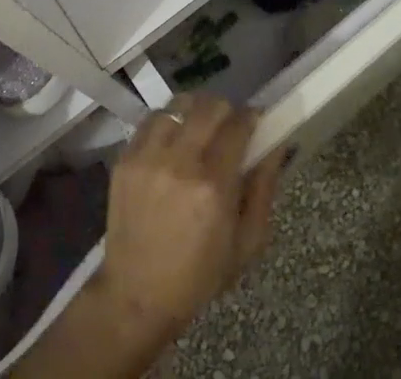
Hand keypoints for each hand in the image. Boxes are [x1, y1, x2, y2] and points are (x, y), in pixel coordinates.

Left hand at [93, 93, 287, 336]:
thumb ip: (265, 188)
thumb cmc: (199, 275)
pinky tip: (173, 141)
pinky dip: (167, 122)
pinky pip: (150, 121)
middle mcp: (179, 163)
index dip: (252, 117)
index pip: (238, 124)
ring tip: (199, 129)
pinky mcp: (124, 161)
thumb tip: (276, 145)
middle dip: (226, 110)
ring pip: (177, 105)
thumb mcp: (248, 242)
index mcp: (214, 186)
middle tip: (229, 127)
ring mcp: (147, 159)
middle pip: (209, 106)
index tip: (256, 122)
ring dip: (195, 111)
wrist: (136, 295)